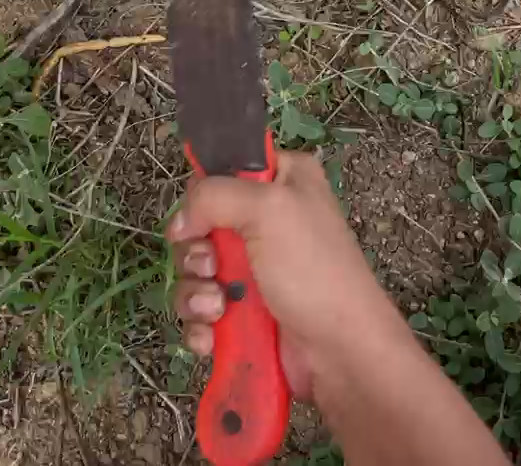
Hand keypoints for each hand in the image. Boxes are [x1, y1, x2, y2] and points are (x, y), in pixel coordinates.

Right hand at [167, 151, 409, 402]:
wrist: (340, 350)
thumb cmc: (311, 268)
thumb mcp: (268, 209)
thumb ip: (214, 196)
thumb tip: (180, 222)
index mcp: (284, 178)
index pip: (225, 169)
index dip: (204, 194)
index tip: (198, 220)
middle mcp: (269, 217)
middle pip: (203, 223)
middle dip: (197, 252)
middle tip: (212, 268)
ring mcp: (256, 266)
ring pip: (198, 269)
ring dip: (197, 293)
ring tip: (218, 309)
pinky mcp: (246, 310)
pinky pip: (202, 308)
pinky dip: (201, 323)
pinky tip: (213, 337)